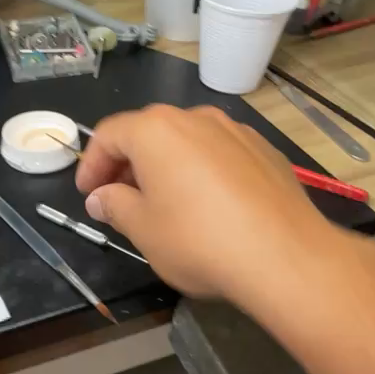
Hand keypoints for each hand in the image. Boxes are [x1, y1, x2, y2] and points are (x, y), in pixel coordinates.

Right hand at [76, 105, 341, 306]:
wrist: (286, 256)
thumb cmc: (199, 241)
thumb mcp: (143, 230)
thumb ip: (116, 206)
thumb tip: (102, 197)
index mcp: (156, 130)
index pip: (110, 134)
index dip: (91, 164)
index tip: (88, 194)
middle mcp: (196, 117)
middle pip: (149, 132)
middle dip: (128, 164)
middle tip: (119, 198)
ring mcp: (236, 131)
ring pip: (187, 141)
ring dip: (166, 165)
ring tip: (163, 202)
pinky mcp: (265, 151)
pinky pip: (219, 154)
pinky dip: (202, 171)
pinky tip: (207, 205)